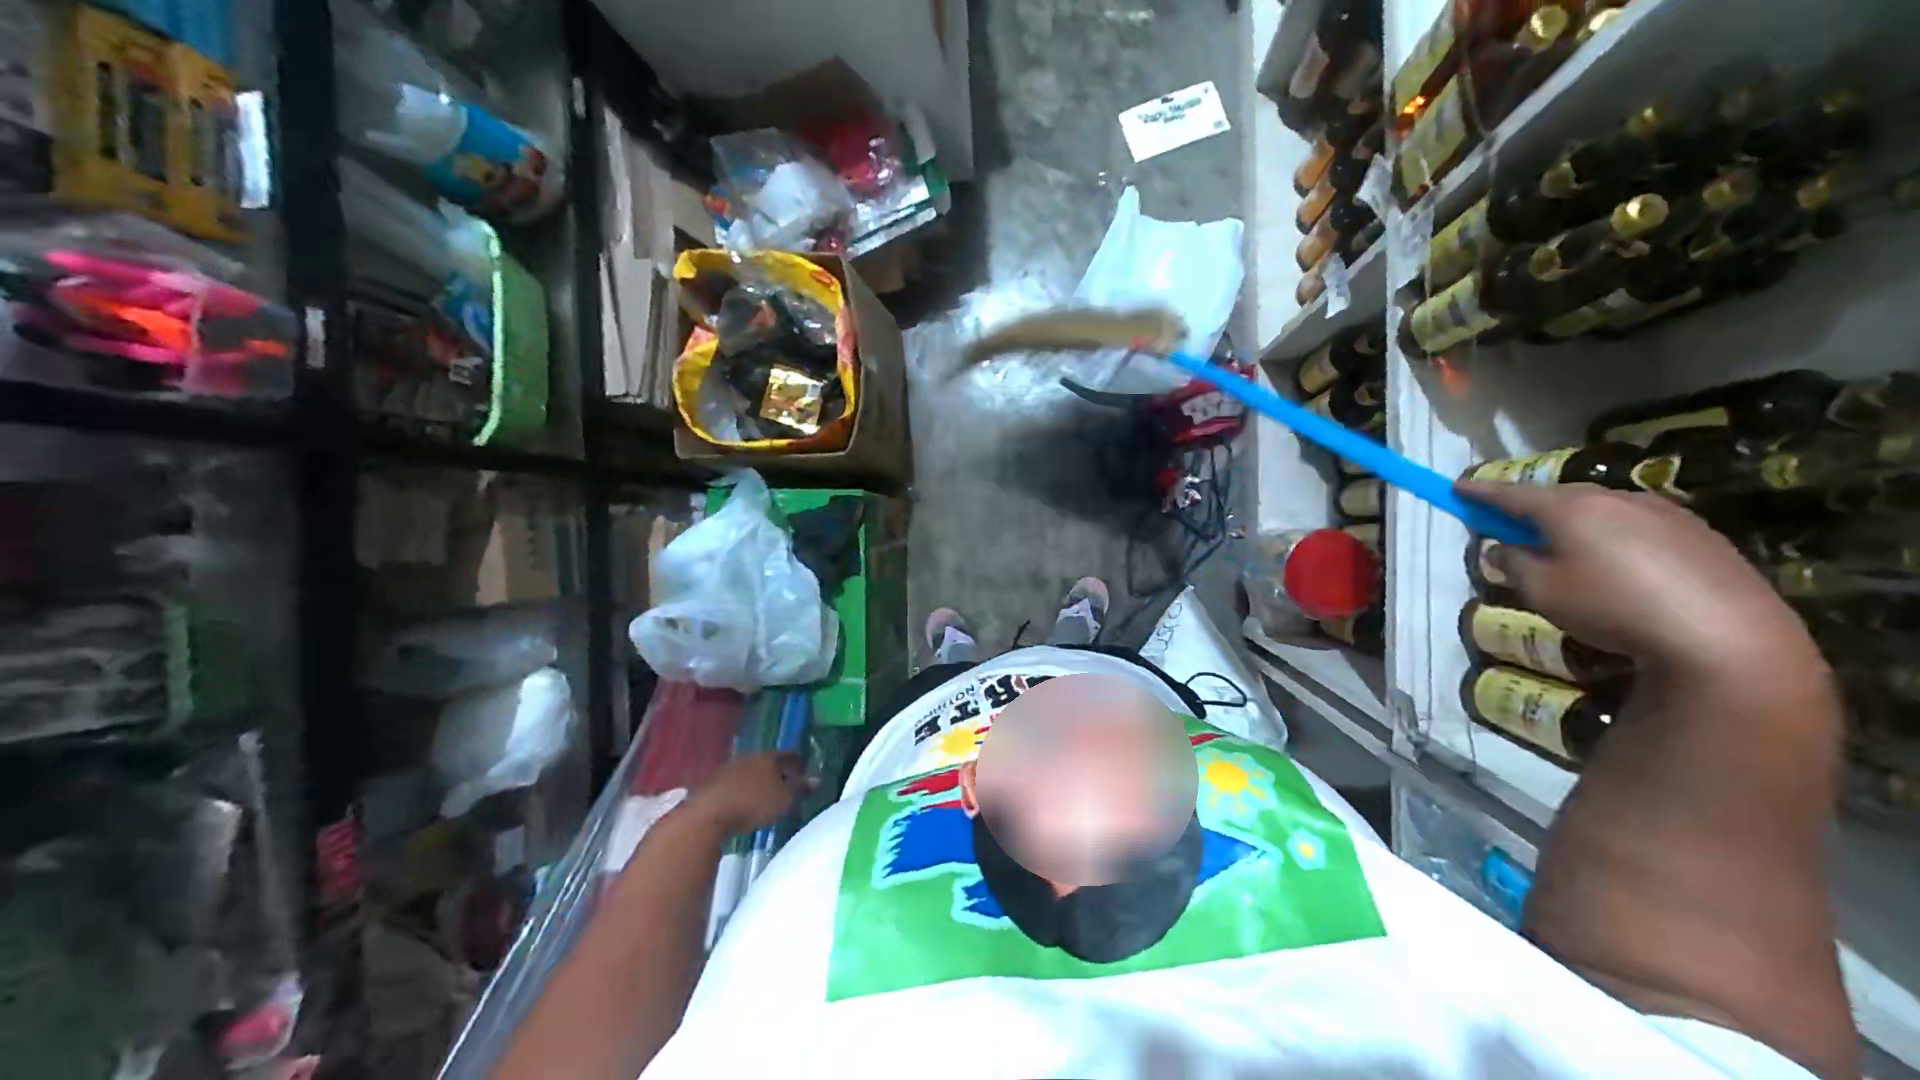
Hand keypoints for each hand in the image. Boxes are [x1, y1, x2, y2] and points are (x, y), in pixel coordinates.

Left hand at [682, 753, 813, 836]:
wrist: (707, 814)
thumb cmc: (753, 803)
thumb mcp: (784, 799)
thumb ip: (800, 788)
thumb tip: (817, 778)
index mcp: (769, 757)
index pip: (789, 755)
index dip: (798, 763)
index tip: (805, 772)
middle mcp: (749, 757)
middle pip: (768, 763)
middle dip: (777, 772)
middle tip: (786, 785)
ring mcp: (728, 769)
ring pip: (750, 772)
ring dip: (758, 782)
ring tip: (765, 796)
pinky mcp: (712, 785)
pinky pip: (735, 784)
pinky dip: (742, 791)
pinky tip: (744, 802)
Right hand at [1458, 481, 1823, 679]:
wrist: (1725, 635)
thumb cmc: (1613, 607)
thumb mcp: (1542, 591)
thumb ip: (1514, 564)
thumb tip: (1503, 548)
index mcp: (1571, 508)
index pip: (1511, 493)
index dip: (1481, 491)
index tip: (1457, 486)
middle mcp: (1617, 498)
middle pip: (1560, 497)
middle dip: (1532, 508)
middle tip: (1512, 525)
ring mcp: (1665, 513)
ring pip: (1603, 510)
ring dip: (1577, 523)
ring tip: (1568, 550)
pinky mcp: (1701, 534)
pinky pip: (1639, 526)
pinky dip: (1616, 537)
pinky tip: (1621, 567)